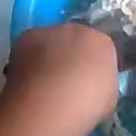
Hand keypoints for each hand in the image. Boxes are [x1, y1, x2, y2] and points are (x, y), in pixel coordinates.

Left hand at [5, 23, 121, 126]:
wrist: (52, 103)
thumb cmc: (87, 106)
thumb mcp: (108, 97)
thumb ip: (100, 81)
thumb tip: (90, 83)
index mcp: (102, 43)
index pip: (99, 48)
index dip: (91, 65)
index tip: (87, 82)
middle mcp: (78, 29)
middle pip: (75, 40)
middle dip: (71, 56)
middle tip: (65, 80)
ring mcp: (51, 31)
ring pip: (51, 41)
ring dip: (49, 55)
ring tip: (43, 81)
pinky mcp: (29, 36)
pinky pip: (31, 45)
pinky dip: (30, 57)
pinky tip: (28, 77)